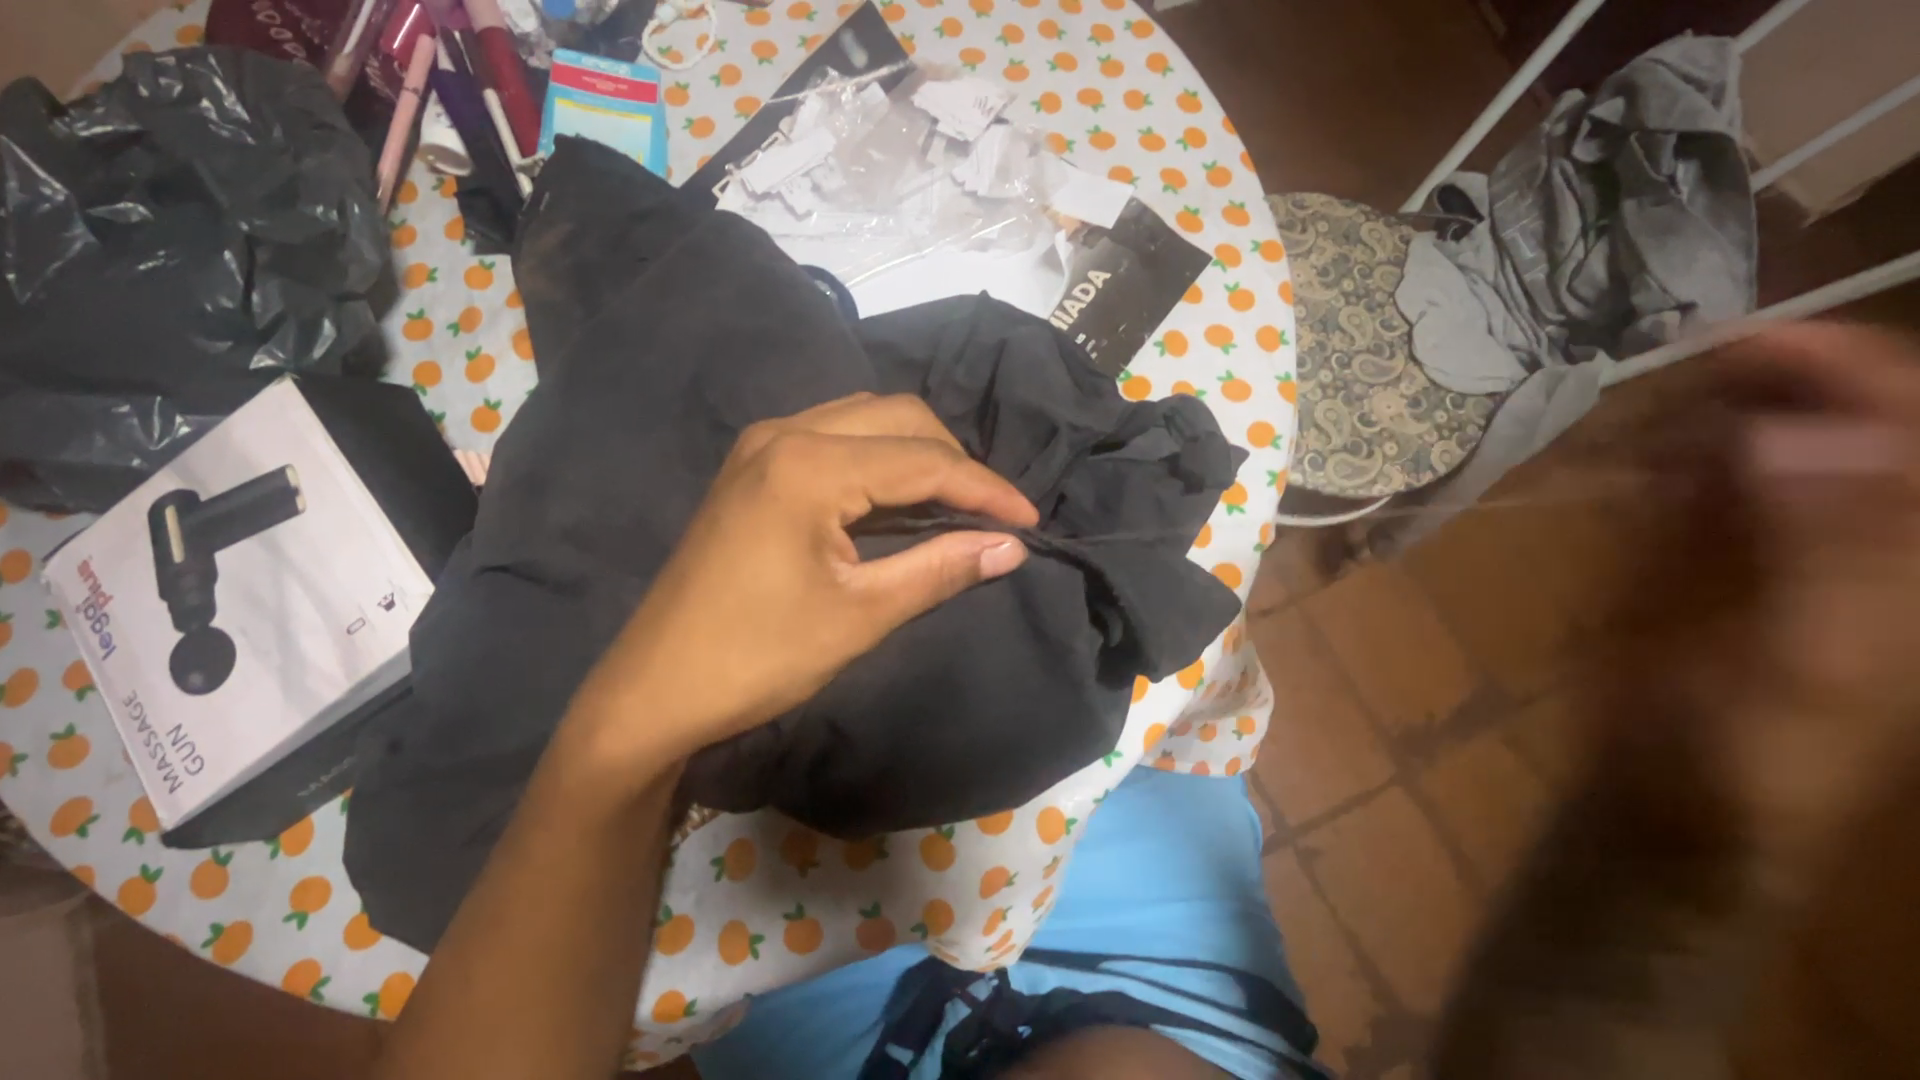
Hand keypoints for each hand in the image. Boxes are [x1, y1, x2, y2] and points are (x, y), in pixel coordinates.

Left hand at [567, 393, 1037, 771]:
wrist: (657, 688)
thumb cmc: (759, 657)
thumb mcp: (861, 615)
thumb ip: (940, 568)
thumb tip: (1011, 546)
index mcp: (809, 464)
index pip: (924, 459)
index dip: (986, 489)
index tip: (1030, 522)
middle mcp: (784, 432)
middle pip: (898, 417)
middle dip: (954, 460)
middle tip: (990, 515)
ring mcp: (761, 445)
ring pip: (865, 419)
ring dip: (916, 453)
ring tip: (953, 505)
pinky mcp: (751, 466)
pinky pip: (833, 437)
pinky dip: (877, 459)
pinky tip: (896, 499)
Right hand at [1605, 323, 1919, 876]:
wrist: (1668, 799)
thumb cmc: (1755, 756)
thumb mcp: (1812, 663)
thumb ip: (1824, 554)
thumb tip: (1791, 436)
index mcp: (1904, 553)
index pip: (1901, 432)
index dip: (1846, 373)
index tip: (1752, 339)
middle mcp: (1841, 527)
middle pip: (1823, 419)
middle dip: (1763, 380)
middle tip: (1684, 366)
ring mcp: (1758, 537)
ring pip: (1742, 438)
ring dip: (1692, 415)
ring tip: (1638, 417)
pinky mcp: (1684, 554)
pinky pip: (1674, 482)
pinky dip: (1646, 458)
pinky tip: (1618, 459)